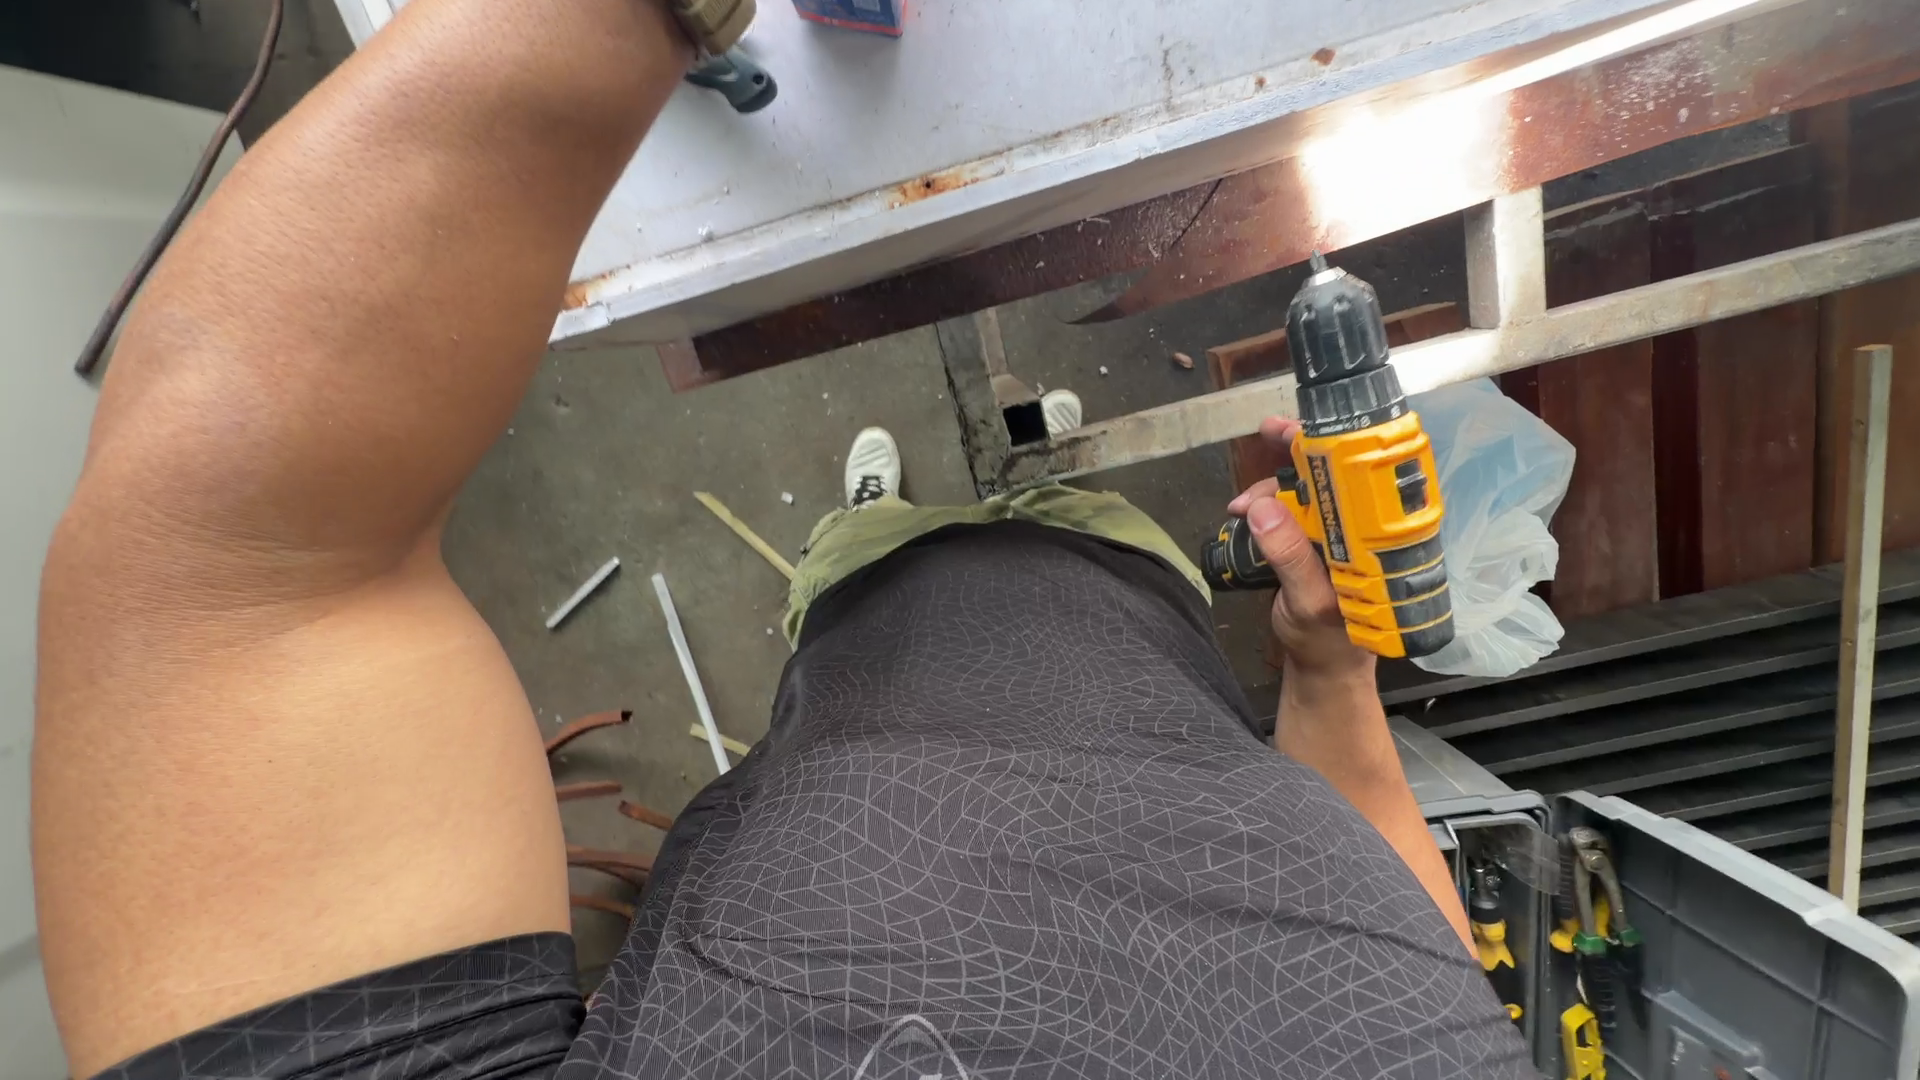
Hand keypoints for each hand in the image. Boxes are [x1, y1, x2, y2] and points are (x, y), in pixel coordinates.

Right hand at [1225, 416, 1373, 681]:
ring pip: (1305, 490)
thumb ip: (1291, 558)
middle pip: (1332, 473)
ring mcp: (1338, 535)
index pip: (1360, 477)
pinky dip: (1265, 505)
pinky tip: (1247, 512)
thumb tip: (1265, 508)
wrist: (1321, 666)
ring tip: (1240, 507)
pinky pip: (1291, 510)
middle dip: (1293, 454)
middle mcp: (1360, 529)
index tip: (1297, 426)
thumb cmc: (1327, 642)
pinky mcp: (1316, 542)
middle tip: (1265, 437)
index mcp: (1373, 539)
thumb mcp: (1309, 604)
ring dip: (1269, 488)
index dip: (1331, 444)